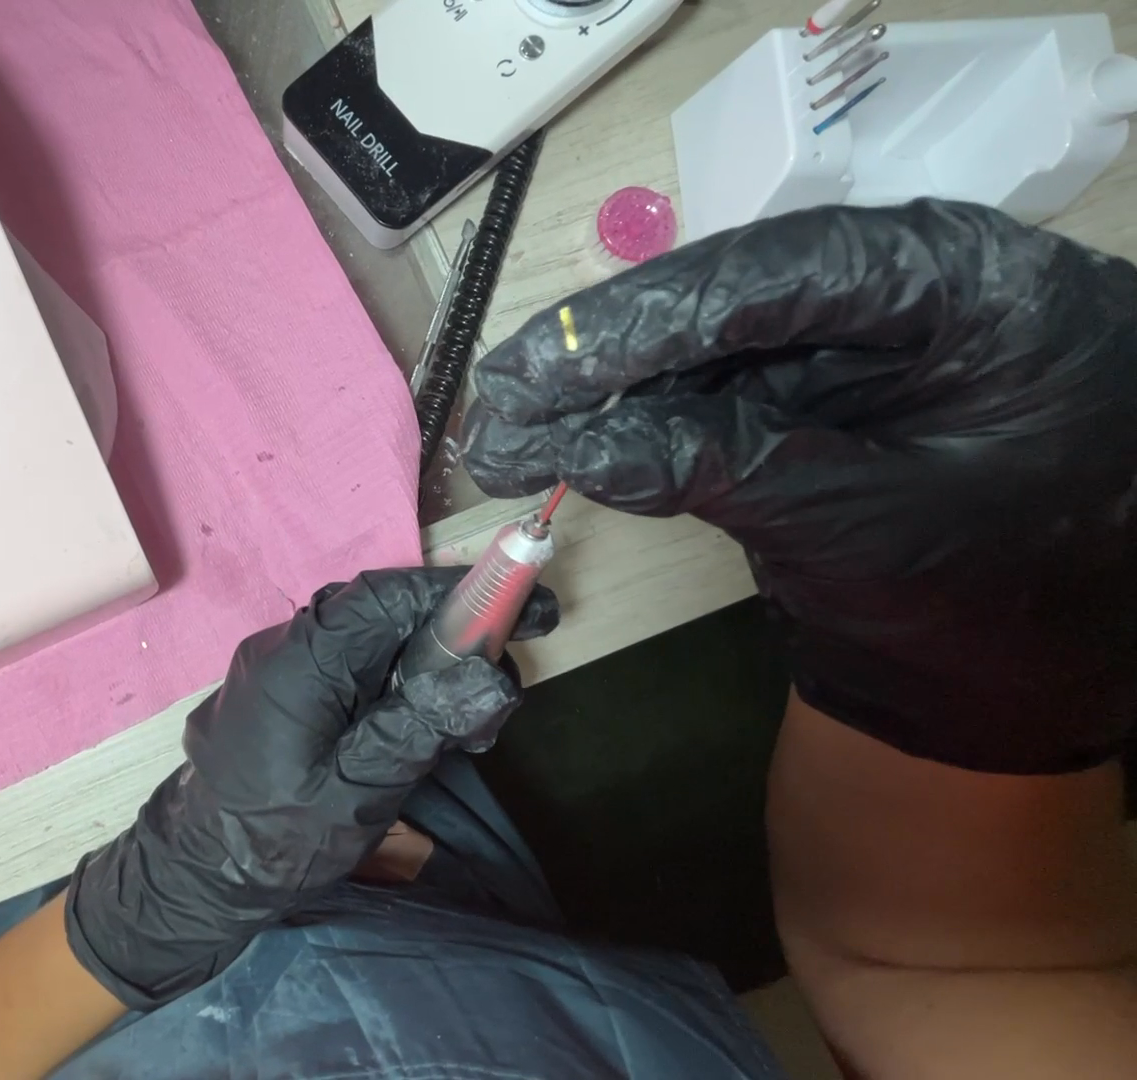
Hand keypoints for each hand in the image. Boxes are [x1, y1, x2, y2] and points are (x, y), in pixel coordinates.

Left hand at [64, 568, 558, 1008]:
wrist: (195, 870)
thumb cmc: (272, 839)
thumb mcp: (355, 793)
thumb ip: (418, 729)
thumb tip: (491, 677)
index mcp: (298, 660)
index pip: (384, 596)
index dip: (455, 593)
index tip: (524, 607)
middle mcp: (283, 647)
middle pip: (378, 614)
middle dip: (450, 634)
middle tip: (502, 678)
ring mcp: (278, 667)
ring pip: (366, 640)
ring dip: (425, 663)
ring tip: (472, 720)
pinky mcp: (281, 690)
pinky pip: (346, 667)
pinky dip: (393, 683)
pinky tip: (424, 722)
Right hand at [463, 199, 1136, 773]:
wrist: (1004, 666)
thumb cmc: (991, 595)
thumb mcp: (859, 526)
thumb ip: (722, 467)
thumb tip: (582, 450)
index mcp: (963, 294)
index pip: (782, 275)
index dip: (646, 320)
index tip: (543, 370)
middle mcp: (883, 297)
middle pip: (709, 303)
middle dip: (592, 359)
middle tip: (495, 403)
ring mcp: (818, 349)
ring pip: (674, 353)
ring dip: (579, 399)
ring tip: (496, 443)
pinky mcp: (770, 397)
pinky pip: (673, 400)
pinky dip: (605, 429)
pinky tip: (546, 450)